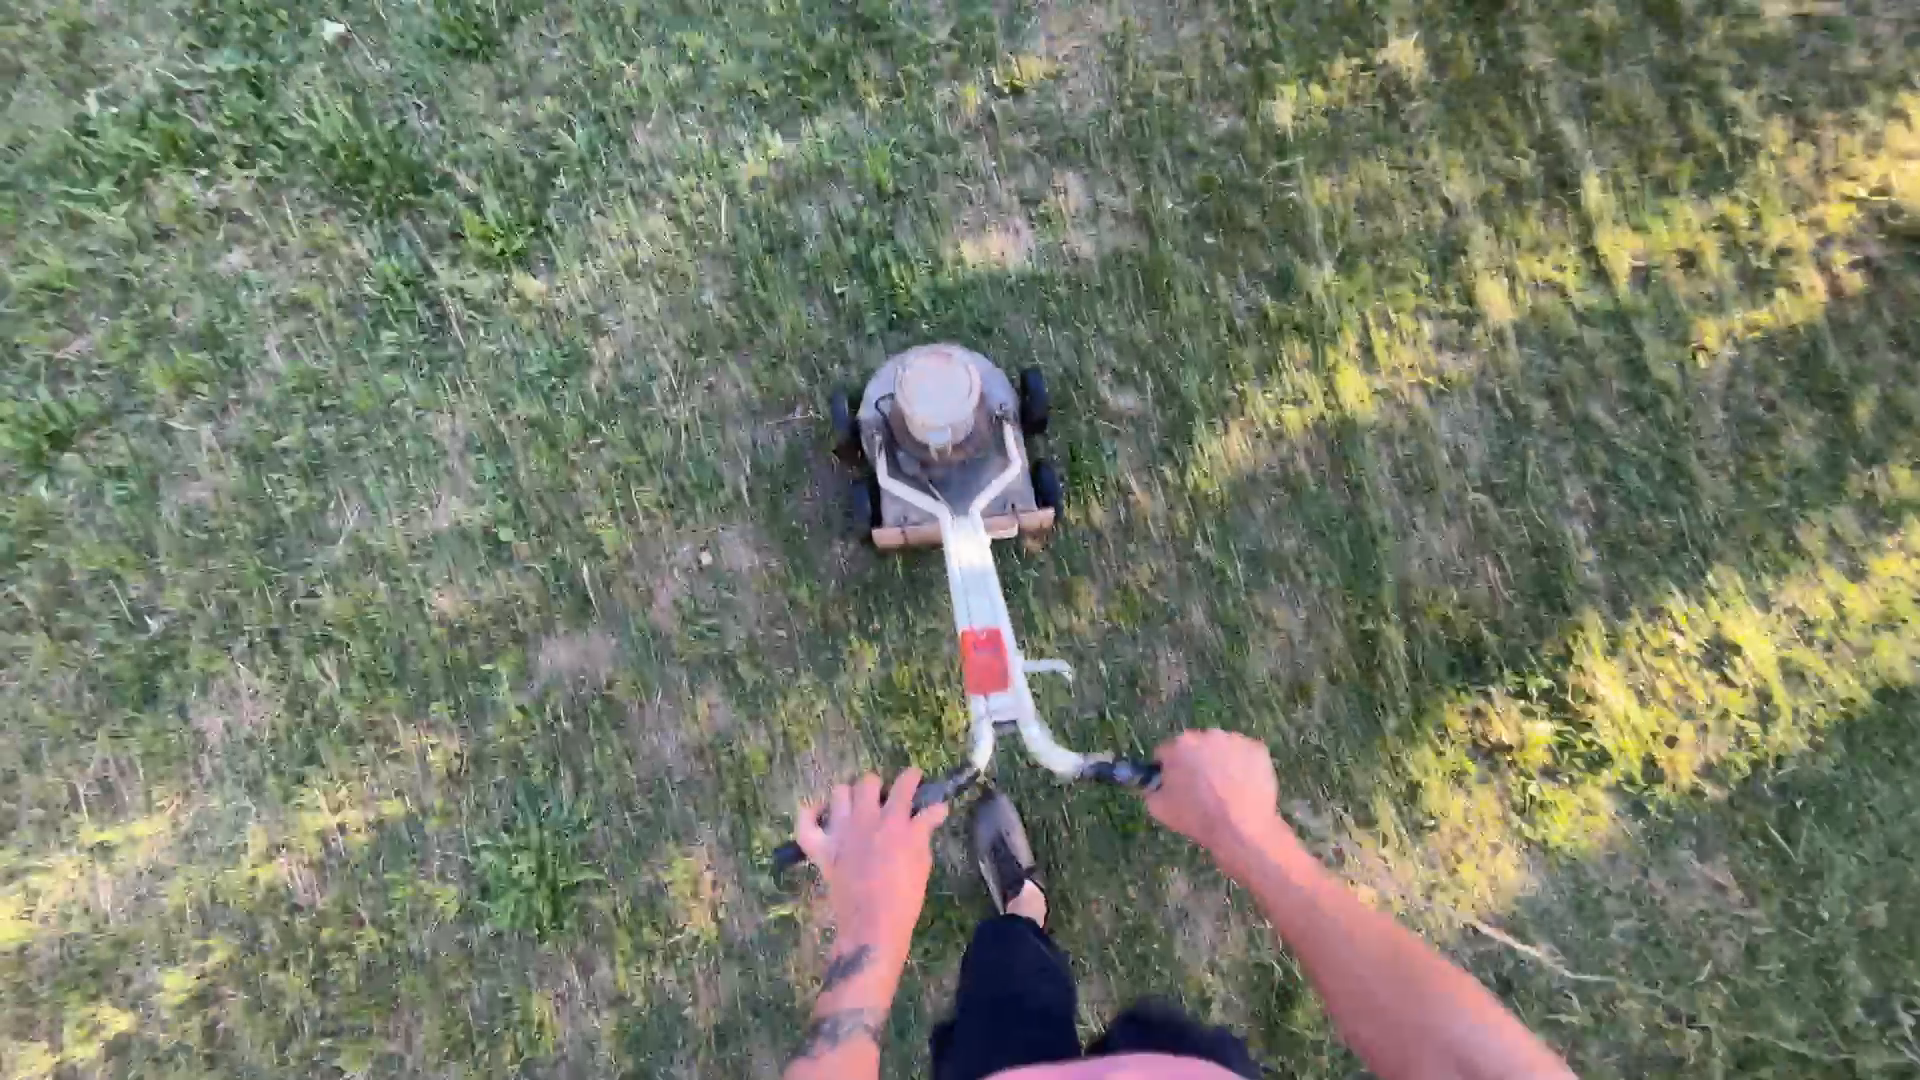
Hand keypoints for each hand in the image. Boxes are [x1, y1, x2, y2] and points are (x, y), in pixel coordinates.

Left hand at [795, 768, 951, 955]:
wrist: (873, 927)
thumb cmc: (905, 896)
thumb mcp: (923, 859)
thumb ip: (926, 828)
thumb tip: (939, 807)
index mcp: (894, 820)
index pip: (904, 784)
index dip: (912, 777)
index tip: (915, 778)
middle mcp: (865, 819)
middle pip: (868, 782)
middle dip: (878, 786)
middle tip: (884, 801)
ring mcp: (840, 832)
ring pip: (839, 793)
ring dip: (850, 796)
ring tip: (857, 808)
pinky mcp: (822, 850)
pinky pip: (805, 824)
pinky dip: (810, 816)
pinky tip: (821, 816)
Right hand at [1145, 730, 1300, 874]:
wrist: (1242, 830)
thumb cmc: (1197, 818)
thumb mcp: (1159, 809)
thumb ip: (1150, 790)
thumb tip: (1154, 784)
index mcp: (1178, 745)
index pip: (1166, 753)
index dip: (1169, 769)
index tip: (1176, 785)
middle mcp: (1206, 734)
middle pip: (1195, 746)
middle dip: (1196, 762)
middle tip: (1203, 788)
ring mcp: (1234, 740)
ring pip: (1221, 748)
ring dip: (1220, 761)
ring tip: (1227, 789)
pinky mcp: (1257, 749)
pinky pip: (1245, 754)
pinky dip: (1243, 765)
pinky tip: (1244, 786)